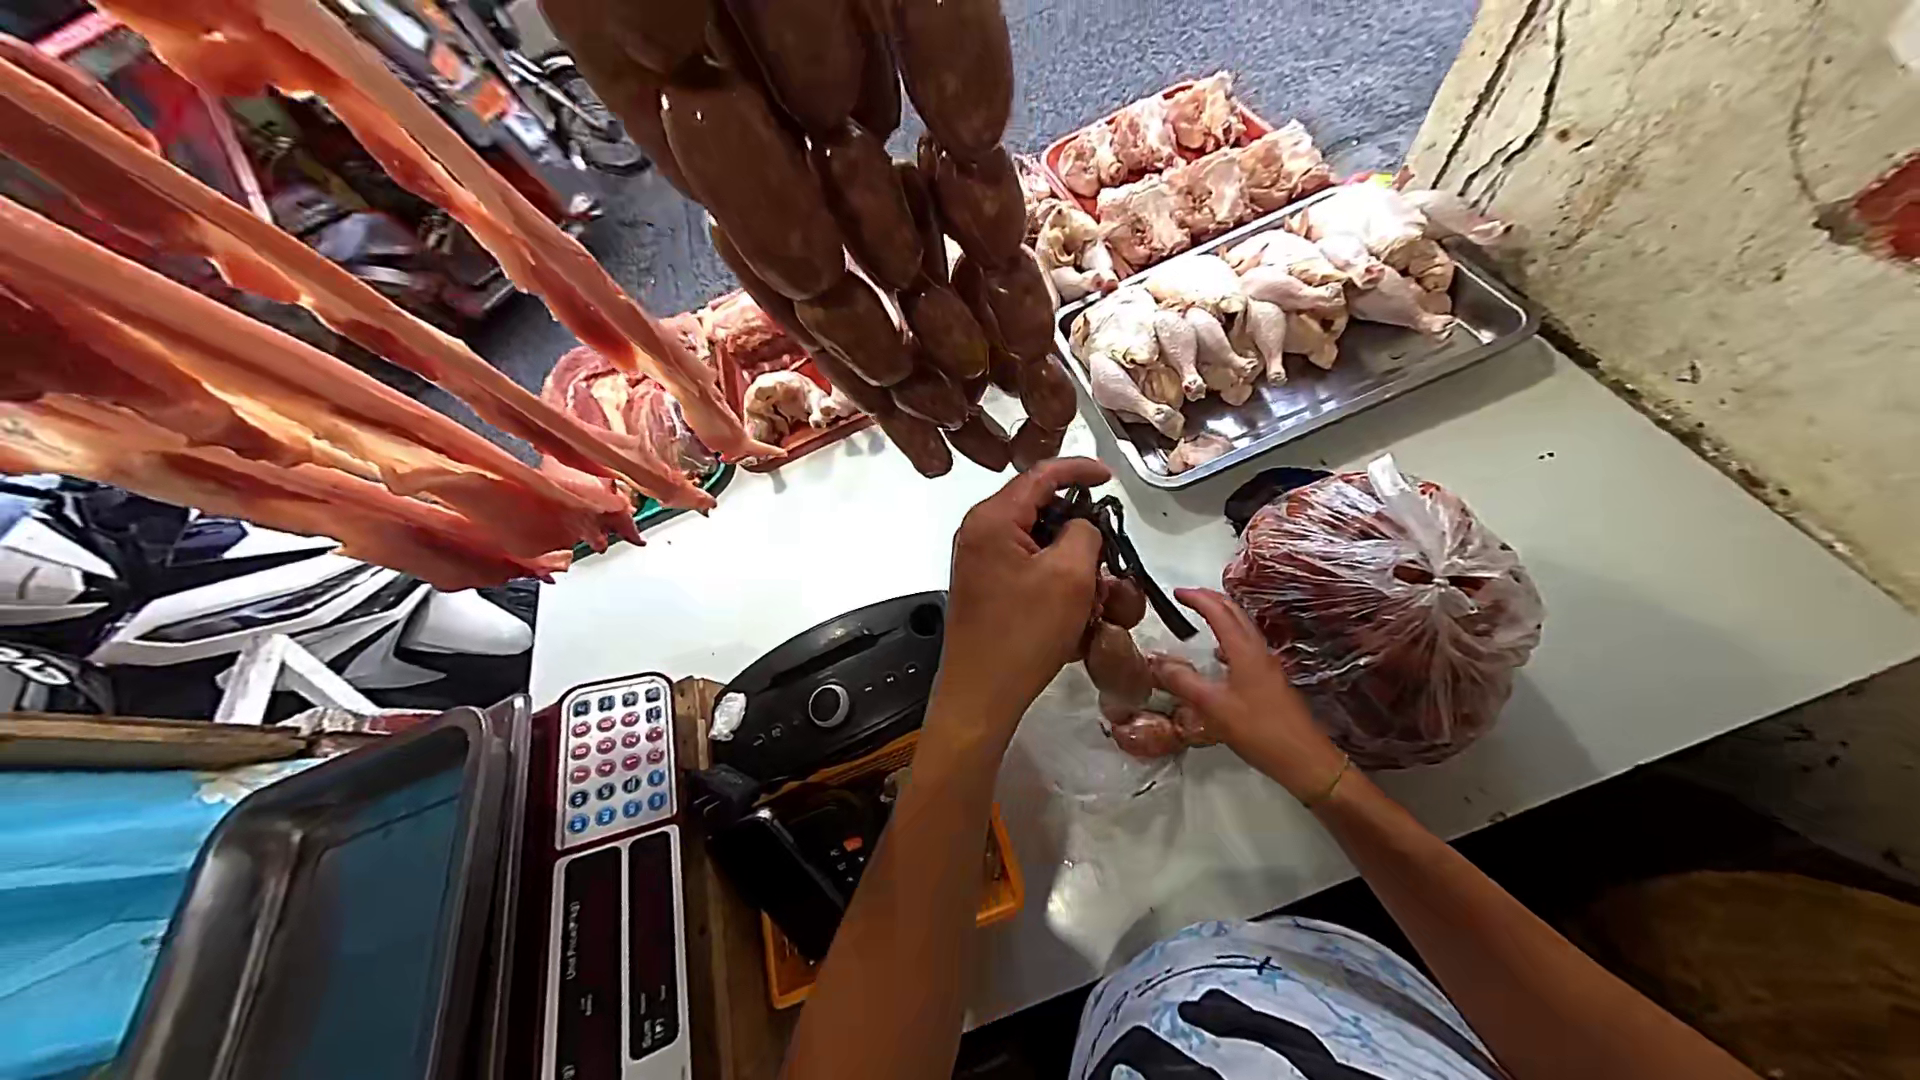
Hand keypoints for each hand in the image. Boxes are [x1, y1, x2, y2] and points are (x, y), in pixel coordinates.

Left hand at [933, 457, 1111, 743]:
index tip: (1109, 477)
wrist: (982, 693)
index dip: (1079, 470)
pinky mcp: (985, 585)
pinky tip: (1071, 609)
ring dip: (1070, 561)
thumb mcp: (1069, 575)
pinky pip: (1027, 567)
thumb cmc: (1024, 634)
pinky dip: (1053, 579)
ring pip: (1037, 542)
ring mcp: (979, 560)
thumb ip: (1083, 532)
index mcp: (992, 519)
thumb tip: (1080, 524)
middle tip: (1105, 556)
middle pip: (1038, 509)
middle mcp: (978, 532)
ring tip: (1091, 593)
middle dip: (1077, 529)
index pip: (1040, 474)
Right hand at [1150, 587, 1348, 801]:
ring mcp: (1268, 665)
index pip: (1219, 611)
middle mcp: (1259, 651)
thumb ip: (1183, 682)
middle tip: (1186, 597)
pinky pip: (1246, 646)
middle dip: (1211, 599)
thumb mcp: (1213, 706)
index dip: (1197, 598)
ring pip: (1243, 628)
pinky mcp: (1271, 680)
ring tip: (1200, 617)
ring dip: (1221, 616)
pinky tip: (1219, 656)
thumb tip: (1155, 662)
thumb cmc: (1259, 730)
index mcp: (1245, 650)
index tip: (1175, 592)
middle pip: (1235, 612)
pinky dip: (1228, 638)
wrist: (1306, 760)